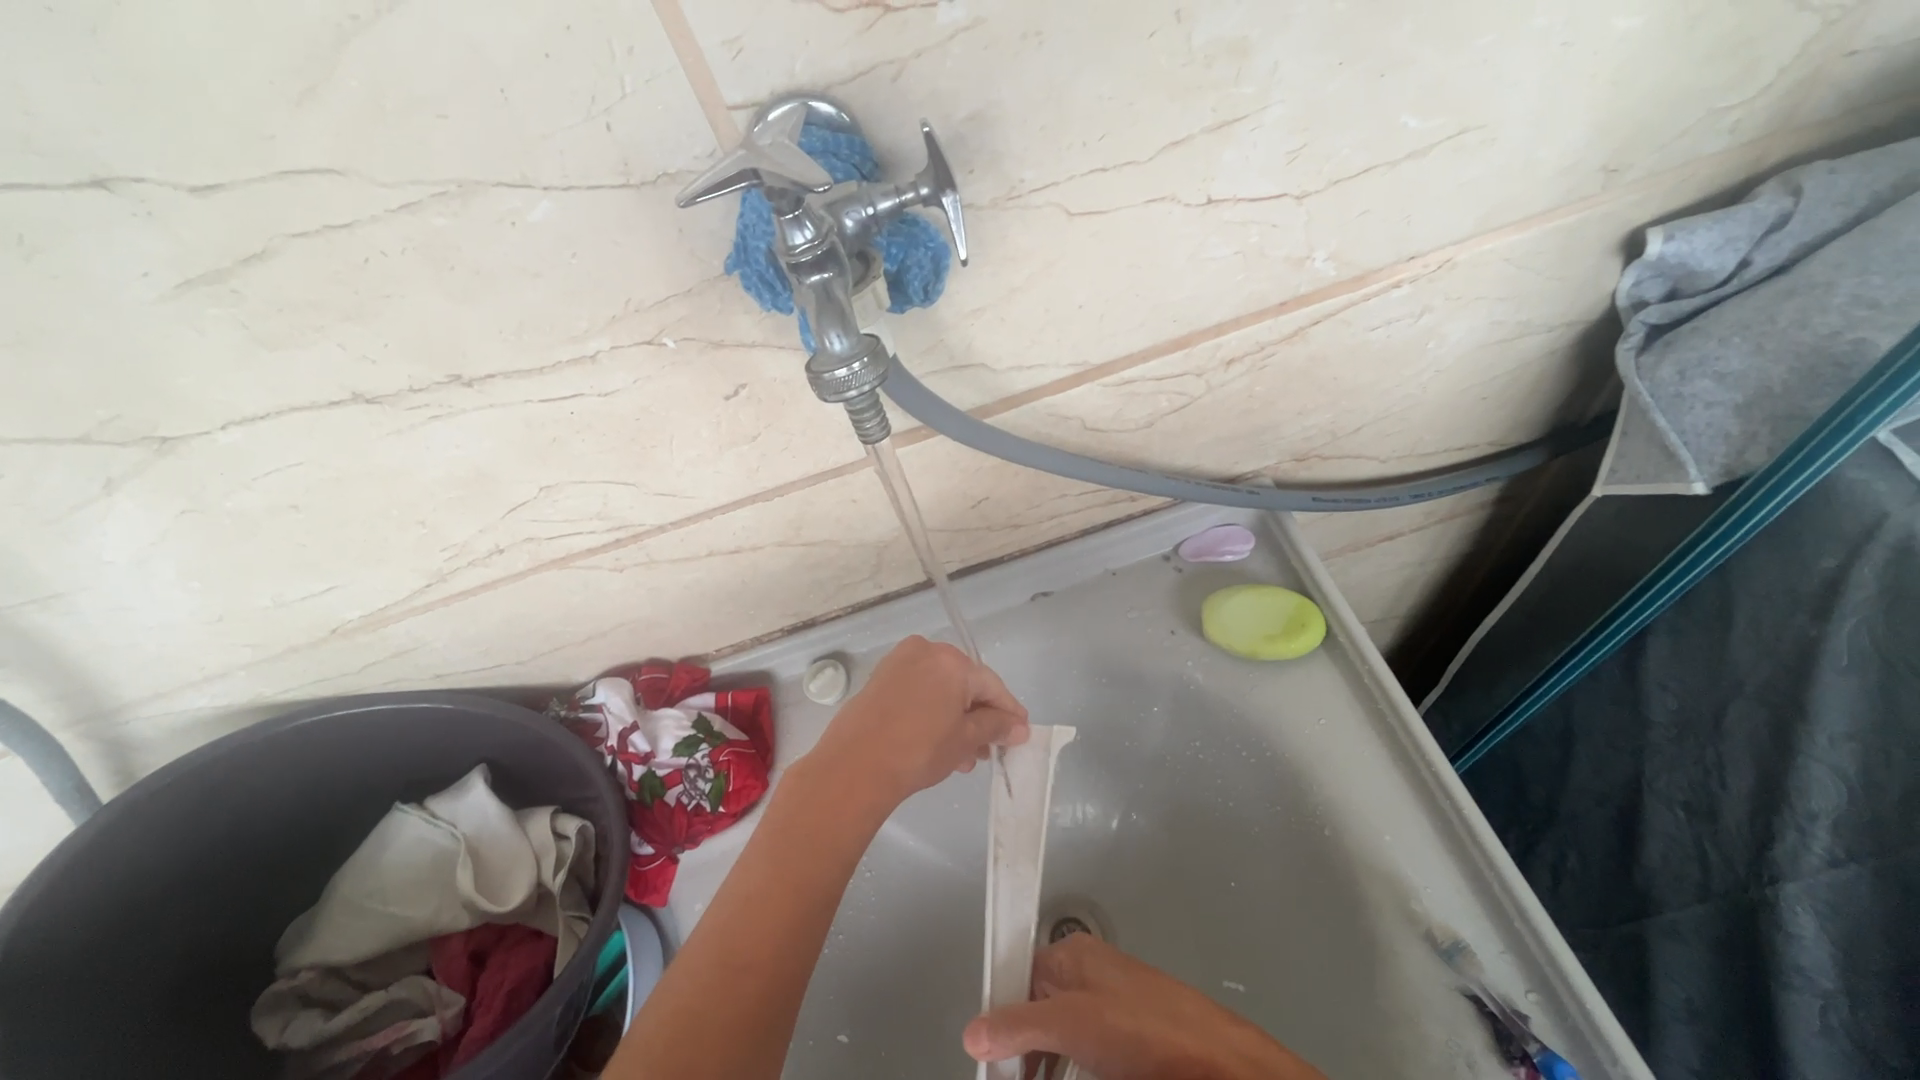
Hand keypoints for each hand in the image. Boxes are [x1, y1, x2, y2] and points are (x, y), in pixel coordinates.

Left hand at [805, 636, 1029, 808]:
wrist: (855, 766)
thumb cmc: (918, 750)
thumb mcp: (965, 740)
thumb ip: (996, 727)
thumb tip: (1019, 727)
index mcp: (951, 661)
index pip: (991, 685)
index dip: (1009, 711)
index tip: (1021, 732)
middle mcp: (925, 652)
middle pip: (965, 685)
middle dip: (979, 718)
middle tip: (988, 751)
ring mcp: (899, 664)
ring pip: (940, 691)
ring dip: (956, 720)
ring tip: (963, 758)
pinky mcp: (880, 680)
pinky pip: (919, 692)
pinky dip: (933, 713)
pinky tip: (940, 744)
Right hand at [963, 935, 1326, 1079]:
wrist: (1219, 1063)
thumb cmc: (1144, 1030)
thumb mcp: (1070, 1025)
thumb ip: (1017, 1026)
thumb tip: (972, 1034)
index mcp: (1073, 955)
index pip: (1016, 975)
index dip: (998, 1012)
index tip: (984, 1052)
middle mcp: (1090, 974)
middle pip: (1036, 1009)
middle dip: (1020, 1049)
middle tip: (1007, 1075)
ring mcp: (1112, 1007)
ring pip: (1061, 1037)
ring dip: (1043, 1065)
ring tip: (1034, 1079)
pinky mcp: (1131, 1040)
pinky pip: (1086, 1054)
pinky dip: (1070, 1068)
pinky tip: (1070, 1076)